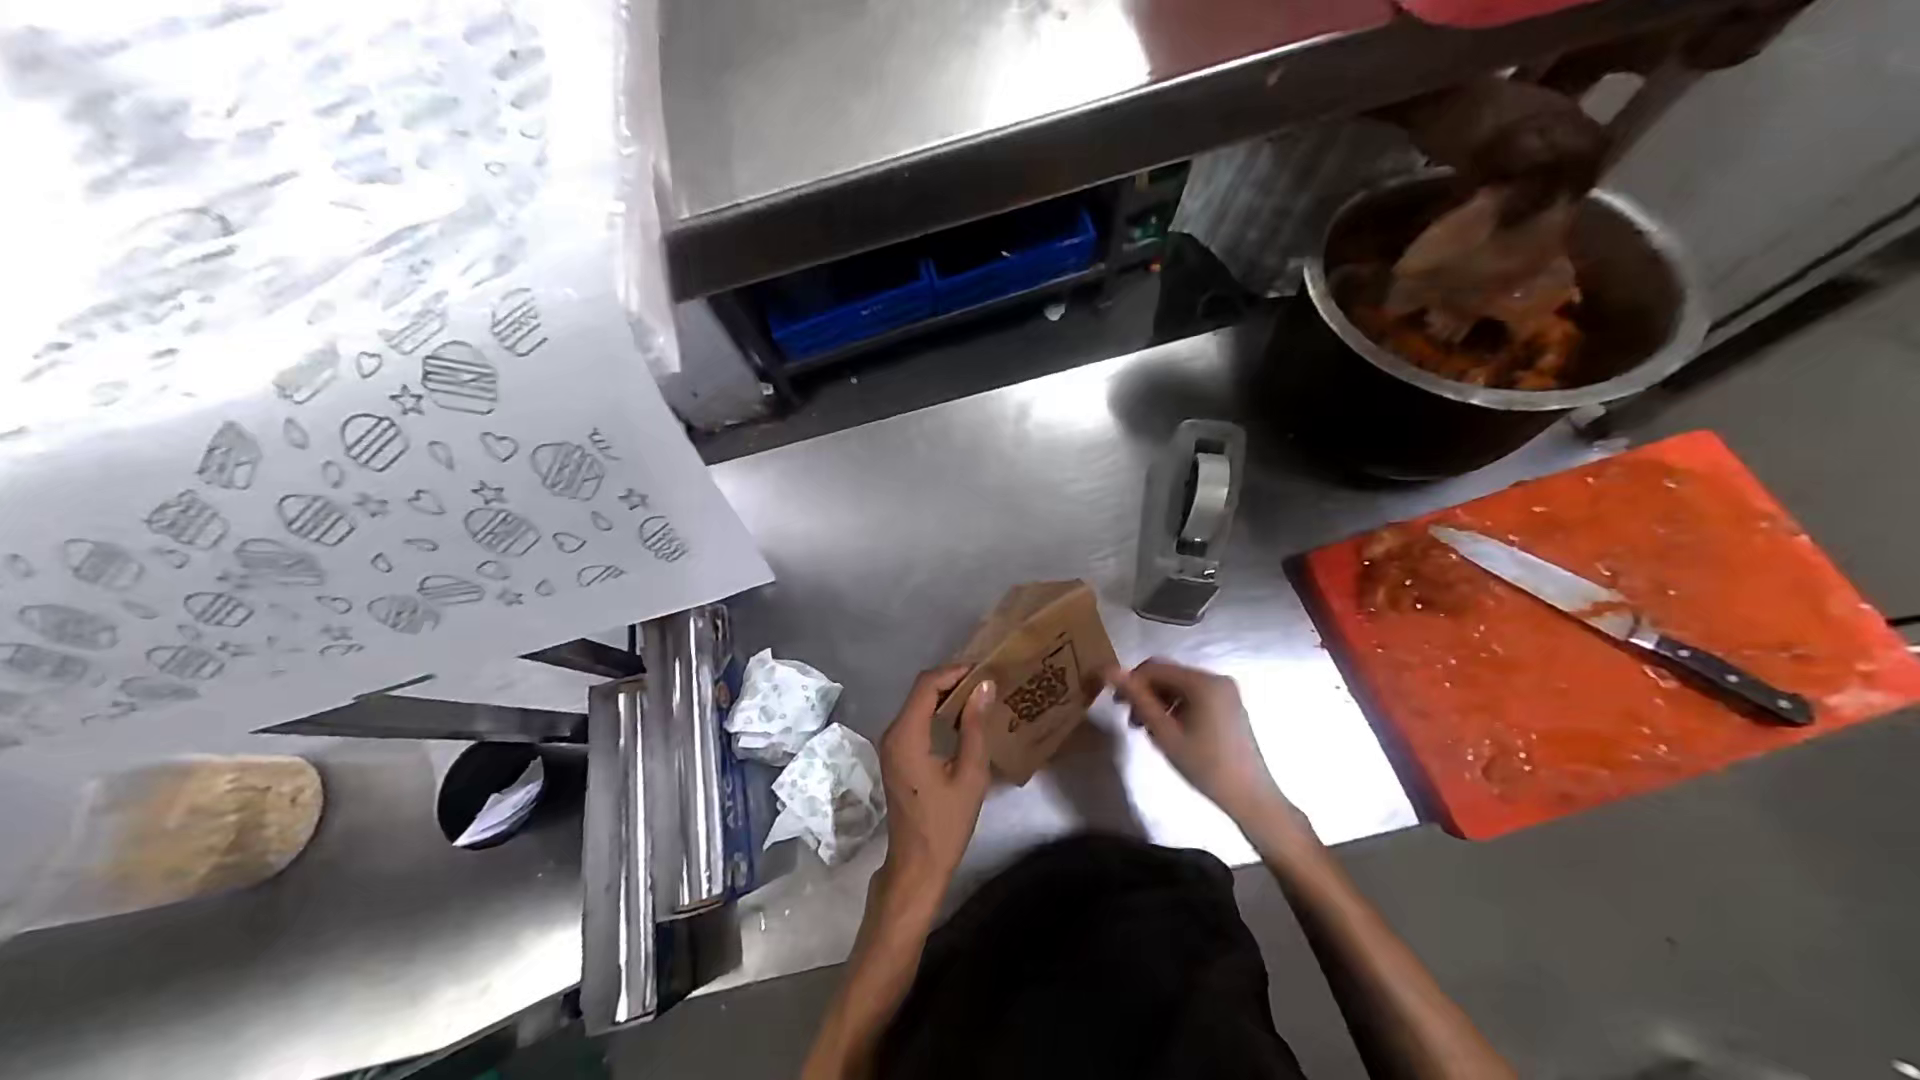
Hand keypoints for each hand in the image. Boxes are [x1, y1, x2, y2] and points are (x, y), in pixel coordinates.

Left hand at [876, 666, 993, 901]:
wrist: (917, 864)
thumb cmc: (946, 823)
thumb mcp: (970, 774)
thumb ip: (975, 727)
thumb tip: (984, 686)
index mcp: (906, 736)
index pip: (926, 685)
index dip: (954, 671)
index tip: (983, 670)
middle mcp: (892, 734)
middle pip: (920, 691)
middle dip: (951, 681)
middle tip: (986, 681)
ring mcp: (890, 745)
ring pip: (917, 705)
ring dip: (945, 696)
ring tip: (979, 696)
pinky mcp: (895, 755)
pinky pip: (915, 721)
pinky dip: (937, 712)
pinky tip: (962, 719)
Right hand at [1105, 659, 1286, 821]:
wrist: (1251, 798)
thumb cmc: (1205, 766)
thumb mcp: (1165, 733)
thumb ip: (1137, 699)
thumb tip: (1109, 671)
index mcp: (1203, 682)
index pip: (1154, 667)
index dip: (1130, 681)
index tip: (1115, 704)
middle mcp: (1216, 679)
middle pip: (1168, 675)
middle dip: (1145, 693)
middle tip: (1132, 722)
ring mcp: (1225, 692)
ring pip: (1179, 686)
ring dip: (1158, 702)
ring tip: (1148, 730)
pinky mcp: (1228, 705)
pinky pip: (1193, 696)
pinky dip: (1176, 708)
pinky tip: (1169, 731)